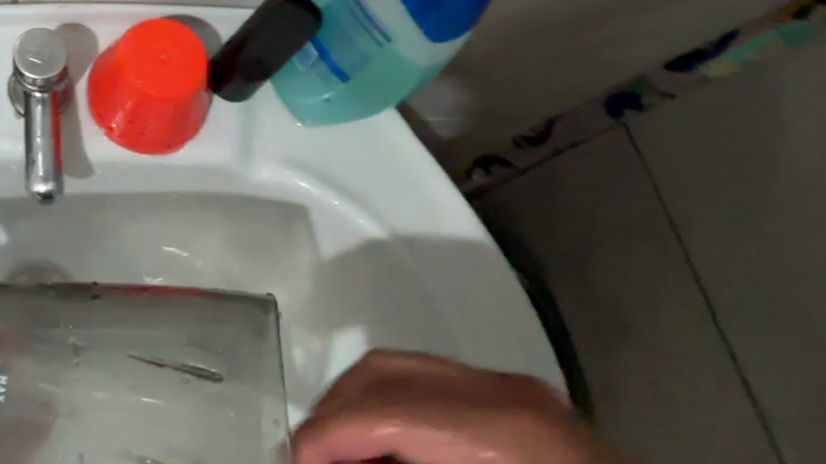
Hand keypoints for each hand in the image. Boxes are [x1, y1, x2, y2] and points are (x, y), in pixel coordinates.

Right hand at [293, 350, 628, 463]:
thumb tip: (324, 456)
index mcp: (495, 429)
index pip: (382, 410)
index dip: (326, 434)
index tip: (295, 457)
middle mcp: (504, 394)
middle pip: (386, 371)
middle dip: (334, 409)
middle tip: (308, 452)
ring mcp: (521, 396)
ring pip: (409, 369)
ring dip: (363, 403)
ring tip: (342, 448)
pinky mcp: (531, 408)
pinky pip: (440, 385)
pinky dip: (401, 406)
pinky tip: (393, 445)